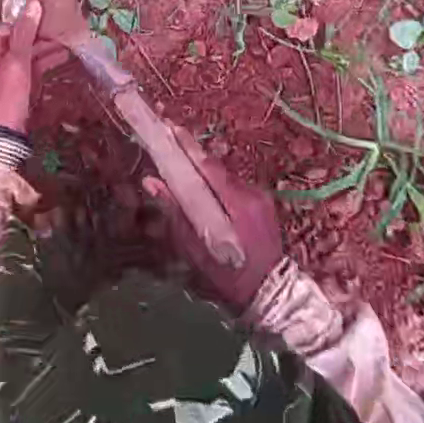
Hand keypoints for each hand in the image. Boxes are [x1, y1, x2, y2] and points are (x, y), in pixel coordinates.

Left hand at [0, 1, 69, 132]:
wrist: (1, 138)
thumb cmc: (4, 98)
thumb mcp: (16, 63)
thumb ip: (25, 33)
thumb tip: (33, 4)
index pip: (3, 28)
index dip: (26, 23)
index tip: (47, 17)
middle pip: (13, 41)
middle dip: (38, 37)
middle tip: (61, 28)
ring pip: (21, 56)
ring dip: (42, 50)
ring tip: (67, 42)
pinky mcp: (7, 88)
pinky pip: (24, 69)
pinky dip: (39, 64)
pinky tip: (60, 57)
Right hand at [142, 123, 283, 309]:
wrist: (273, 295)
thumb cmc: (229, 275)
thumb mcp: (195, 247)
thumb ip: (175, 212)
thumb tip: (151, 181)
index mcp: (237, 202)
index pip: (208, 165)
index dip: (187, 146)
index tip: (170, 128)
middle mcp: (251, 193)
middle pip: (215, 168)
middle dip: (192, 156)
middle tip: (169, 142)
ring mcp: (260, 198)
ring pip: (224, 177)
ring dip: (203, 173)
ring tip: (182, 167)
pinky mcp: (262, 205)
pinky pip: (233, 188)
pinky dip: (215, 185)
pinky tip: (203, 192)